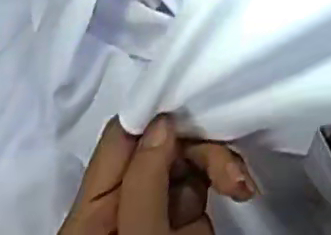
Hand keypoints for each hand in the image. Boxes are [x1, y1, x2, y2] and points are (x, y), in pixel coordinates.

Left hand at [62, 115, 255, 234]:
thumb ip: (144, 184)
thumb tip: (163, 122)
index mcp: (89, 214)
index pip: (118, 141)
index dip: (153, 117)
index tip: (192, 109)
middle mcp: (118, 207)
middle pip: (157, 145)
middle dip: (198, 147)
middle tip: (230, 170)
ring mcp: (149, 214)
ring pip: (183, 160)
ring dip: (217, 162)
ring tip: (241, 183)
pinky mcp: (178, 222)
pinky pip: (199, 181)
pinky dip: (222, 177)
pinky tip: (240, 187)